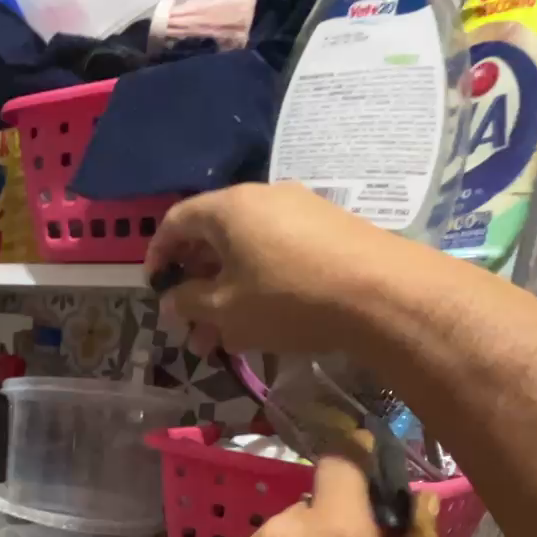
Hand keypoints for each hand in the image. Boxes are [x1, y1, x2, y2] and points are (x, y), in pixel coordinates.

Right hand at [143, 182, 403, 358]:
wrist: (381, 294)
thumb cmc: (286, 299)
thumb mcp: (223, 309)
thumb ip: (188, 302)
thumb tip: (173, 299)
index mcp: (228, 208)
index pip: (175, 222)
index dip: (156, 256)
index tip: (155, 289)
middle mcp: (262, 198)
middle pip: (211, 238)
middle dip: (194, 284)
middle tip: (189, 324)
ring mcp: (299, 211)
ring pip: (244, 252)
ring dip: (224, 293)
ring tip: (222, 338)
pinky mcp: (326, 231)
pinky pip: (275, 254)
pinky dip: (256, 285)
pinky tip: (259, 323)